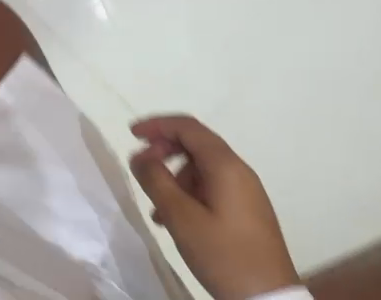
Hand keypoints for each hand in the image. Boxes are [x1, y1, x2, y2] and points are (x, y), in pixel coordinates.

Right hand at [128, 115, 301, 299]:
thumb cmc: (224, 256)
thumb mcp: (181, 218)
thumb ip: (155, 180)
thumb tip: (140, 157)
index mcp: (225, 166)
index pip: (187, 127)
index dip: (157, 125)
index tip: (131, 135)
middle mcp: (239, 171)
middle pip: (195, 144)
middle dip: (164, 151)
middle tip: (142, 171)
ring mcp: (247, 193)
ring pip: (202, 168)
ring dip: (175, 177)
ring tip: (157, 207)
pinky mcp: (249, 213)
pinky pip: (212, 188)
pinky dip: (190, 193)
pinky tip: (177, 221)